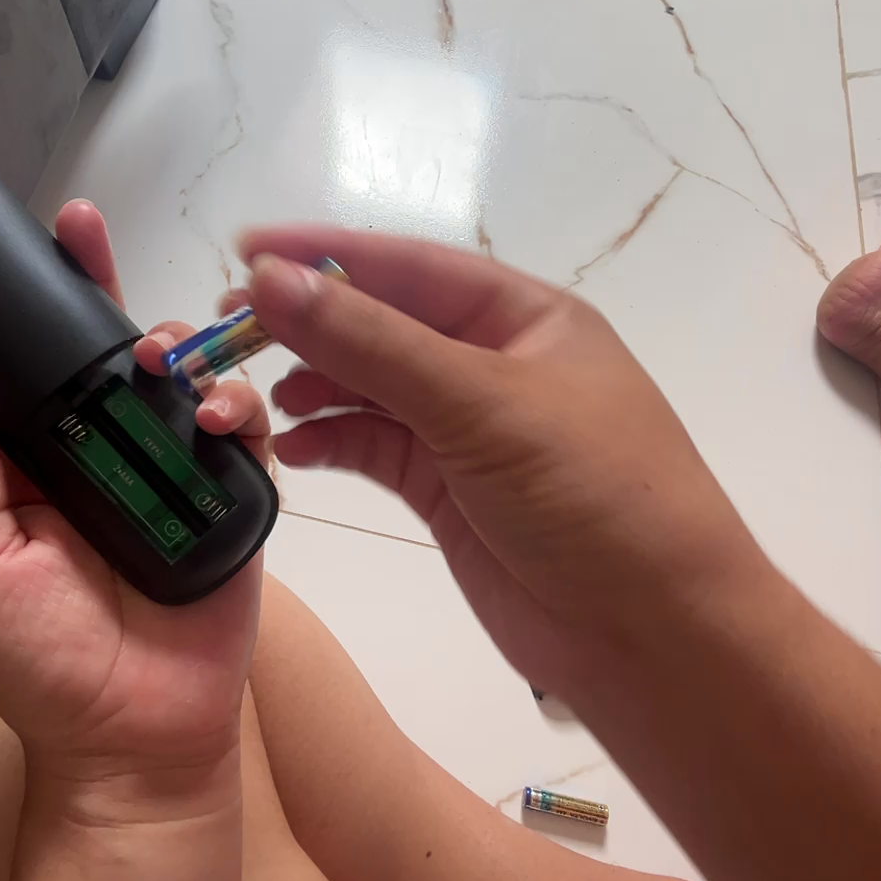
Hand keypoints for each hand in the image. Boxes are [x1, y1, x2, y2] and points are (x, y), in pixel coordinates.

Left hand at [0, 200, 270, 786]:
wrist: (138, 735)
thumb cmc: (46, 665)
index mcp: (53, 464)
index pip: (56, 366)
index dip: (61, 299)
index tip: (67, 232)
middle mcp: (120, 456)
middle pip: (136, 362)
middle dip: (134, 313)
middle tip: (120, 288)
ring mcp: (183, 474)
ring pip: (198, 385)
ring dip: (191, 357)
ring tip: (170, 367)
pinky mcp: (235, 499)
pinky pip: (247, 437)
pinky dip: (240, 411)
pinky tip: (220, 417)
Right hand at [241, 228, 768, 693]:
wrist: (649, 633)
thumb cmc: (587, 492)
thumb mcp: (479, 402)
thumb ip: (371, 342)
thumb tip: (272, 276)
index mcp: (521, 316)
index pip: (408, 265)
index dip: (326, 252)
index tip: (247, 247)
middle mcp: (490, 364)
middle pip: (383, 325)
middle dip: (310, 322)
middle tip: (231, 324)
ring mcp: (466, 430)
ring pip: (373, 388)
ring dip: (317, 384)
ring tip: (261, 393)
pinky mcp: (446, 488)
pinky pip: (375, 448)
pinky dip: (333, 442)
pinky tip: (294, 447)